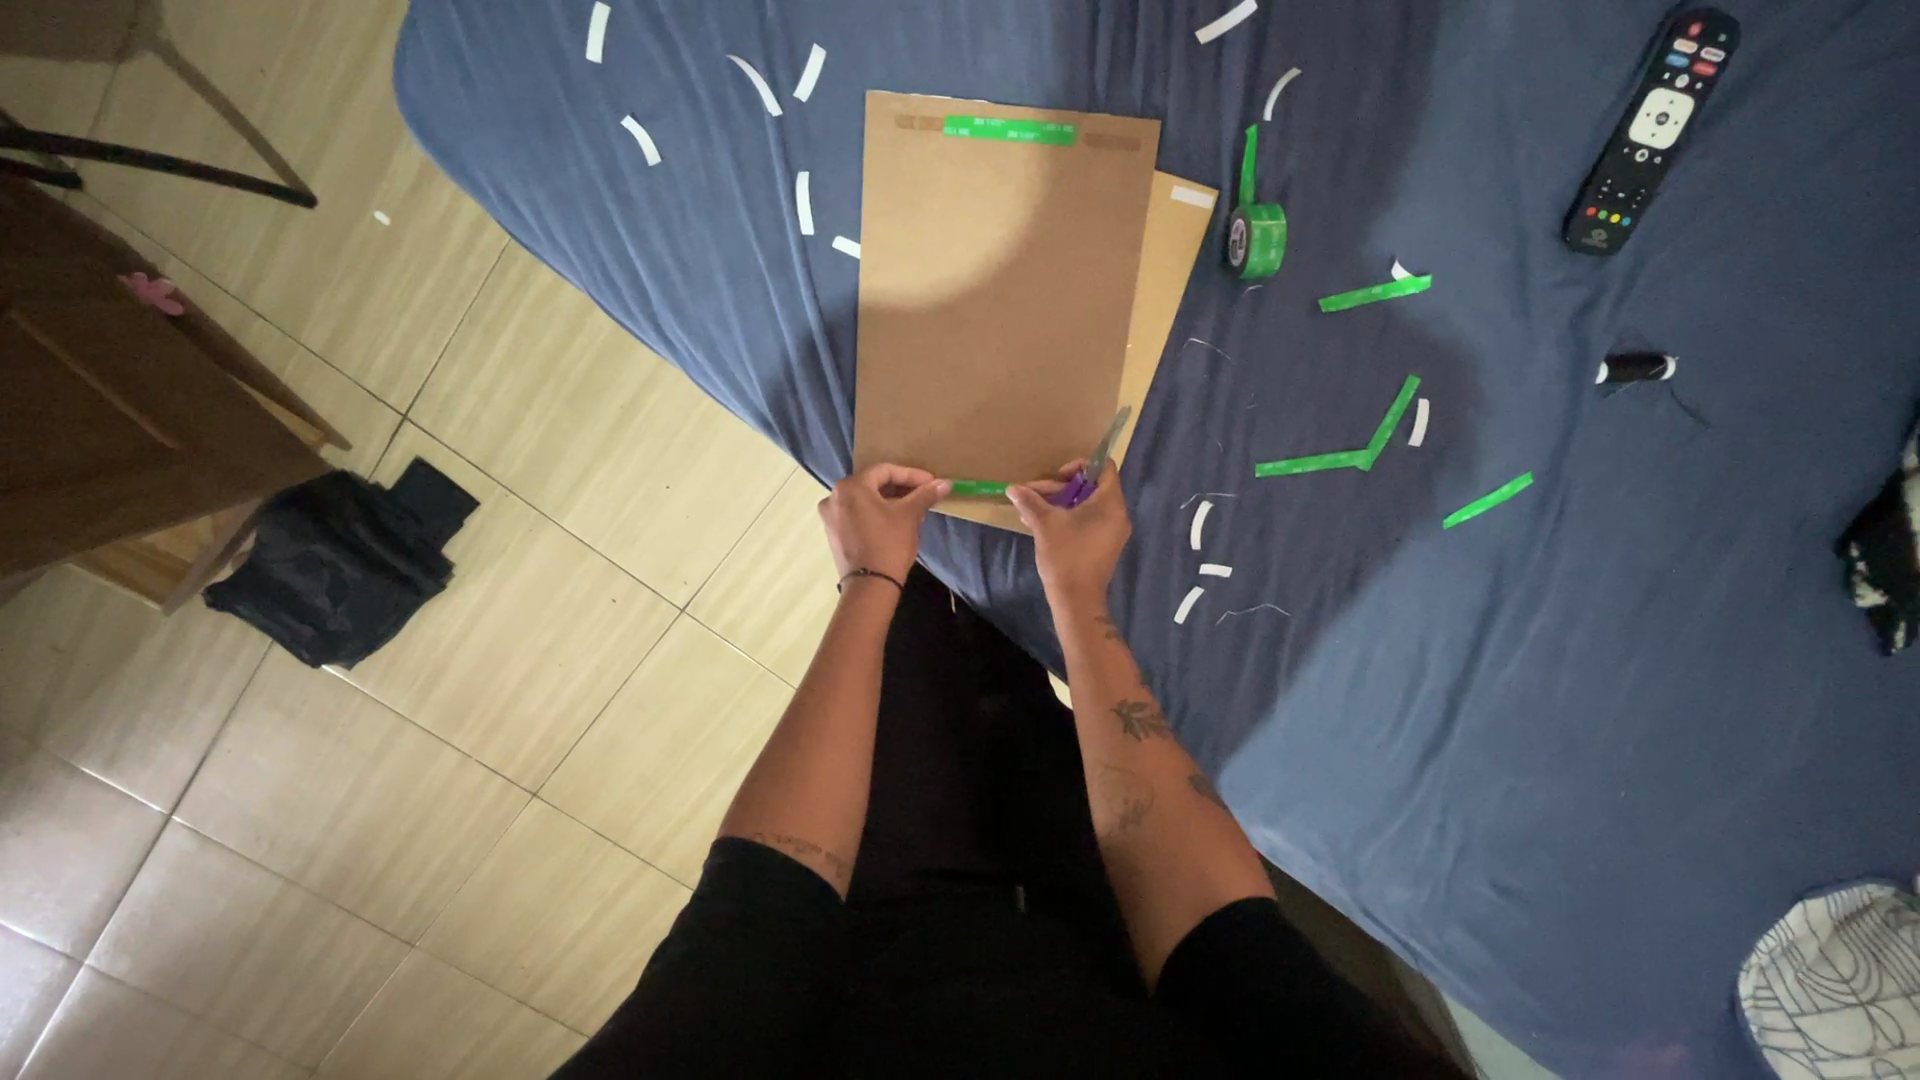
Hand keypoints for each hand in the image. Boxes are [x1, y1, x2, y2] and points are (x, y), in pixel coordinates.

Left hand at [818, 464, 950, 583]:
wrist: (870, 586)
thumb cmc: (889, 544)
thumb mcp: (909, 516)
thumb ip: (925, 494)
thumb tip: (945, 483)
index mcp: (850, 486)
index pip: (885, 471)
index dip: (911, 475)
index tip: (931, 483)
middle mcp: (834, 496)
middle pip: (873, 484)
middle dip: (900, 489)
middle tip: (922, 495)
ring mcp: (830, 516)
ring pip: (865, 500)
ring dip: (889, 501)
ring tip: (912, 509)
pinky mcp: (833, 533)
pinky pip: (857, 514)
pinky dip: (875, 514)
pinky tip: (894, 522)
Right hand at [1007, 462, 1131, 613]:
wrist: (1076, 599)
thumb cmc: (1065, 556)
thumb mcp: (1044, 524)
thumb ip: (1030, 501)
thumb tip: (1012, 488)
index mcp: (1110, 503)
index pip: (1105, 468)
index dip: (1080, 466)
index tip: (1058, 477)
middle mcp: (1118, 514)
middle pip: (1093, 487)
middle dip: (1061, 487)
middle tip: (1036, 495)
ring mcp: (1113, 531)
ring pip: (1089, 505)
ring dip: (1062, 503)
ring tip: (1034, 510)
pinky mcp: (1105, 545)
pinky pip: (1090, 520)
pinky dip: (1070, 517)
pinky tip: (1043, 524)